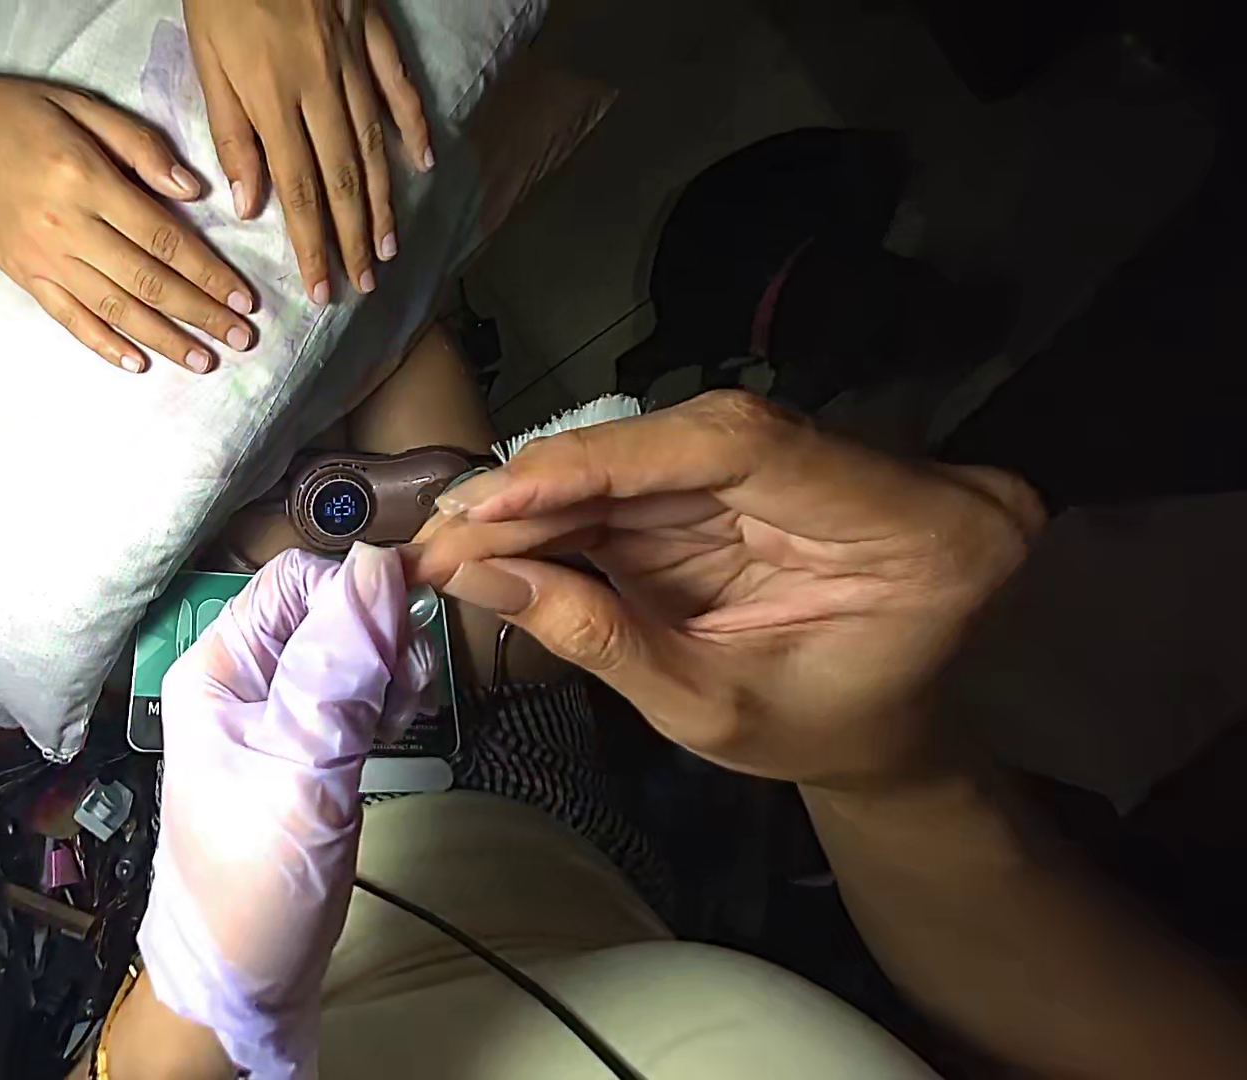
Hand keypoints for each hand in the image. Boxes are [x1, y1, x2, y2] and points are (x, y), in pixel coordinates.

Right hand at [0, 74, 257, 372]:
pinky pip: (71, 320)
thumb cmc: (15, 116)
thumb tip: (193, 192)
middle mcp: (70, 228)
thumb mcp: (80, 106)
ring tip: (204, 361)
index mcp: (88, 180)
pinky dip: (105, 345)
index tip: (242, 299)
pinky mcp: (27, 280)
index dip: (209, 273)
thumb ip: (140, 148)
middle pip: (150, 282)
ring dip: (166, 340)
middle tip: (240, 339)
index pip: (165, 239)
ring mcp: (46, 260)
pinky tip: (139, 364)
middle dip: (201, 315)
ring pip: (118, 309)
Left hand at [138, 545, 432, 1077]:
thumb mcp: (299, 770)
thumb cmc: (254, 882)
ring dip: (390, 664)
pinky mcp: (312, 729)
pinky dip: (389, 692)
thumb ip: (337, 668)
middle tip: (401, 690)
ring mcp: (282, 701)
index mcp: (221, 664)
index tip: (406, 625)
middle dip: (378, 633)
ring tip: (397, 716)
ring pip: (352, 642)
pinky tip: (393, 724)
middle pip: (327, 607)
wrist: (248, 976)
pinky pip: (360, 682)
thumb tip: (376, 567)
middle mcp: (249, 671)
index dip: (353, 587)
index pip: (293, 582)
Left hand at [185, 0, 431, 304]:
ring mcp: (351, 57)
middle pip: (342, 181)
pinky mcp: (369, 27)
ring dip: (383, 202)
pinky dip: (412, 123)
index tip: (323, 290)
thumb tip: (250, 205)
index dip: (313, 247)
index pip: (300, 193)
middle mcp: (321, 87)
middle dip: (354, 240)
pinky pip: (397, 81)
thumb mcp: (208, 60)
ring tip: (389, 248)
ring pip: (373, 144)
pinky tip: (422, 162)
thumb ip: (232, 135)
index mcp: (275, 100)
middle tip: (365, 284)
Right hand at [406, 391, 1044, 790]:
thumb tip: (469, 574)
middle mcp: (852, 470)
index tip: (491, 500)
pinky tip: (492, 533)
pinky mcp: (724, 480)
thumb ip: (589, 634)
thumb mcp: (698, 707)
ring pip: (629, 458)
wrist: (863, 728)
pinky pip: (621, 483)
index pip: (734, 445)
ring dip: (530, 500)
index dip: (596, 461)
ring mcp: (782, 466)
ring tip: (454, 537)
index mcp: (911, 525)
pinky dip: (549, 511)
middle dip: (541, 488)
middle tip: (446, 529)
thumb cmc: (809, 731)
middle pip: (664, 445)